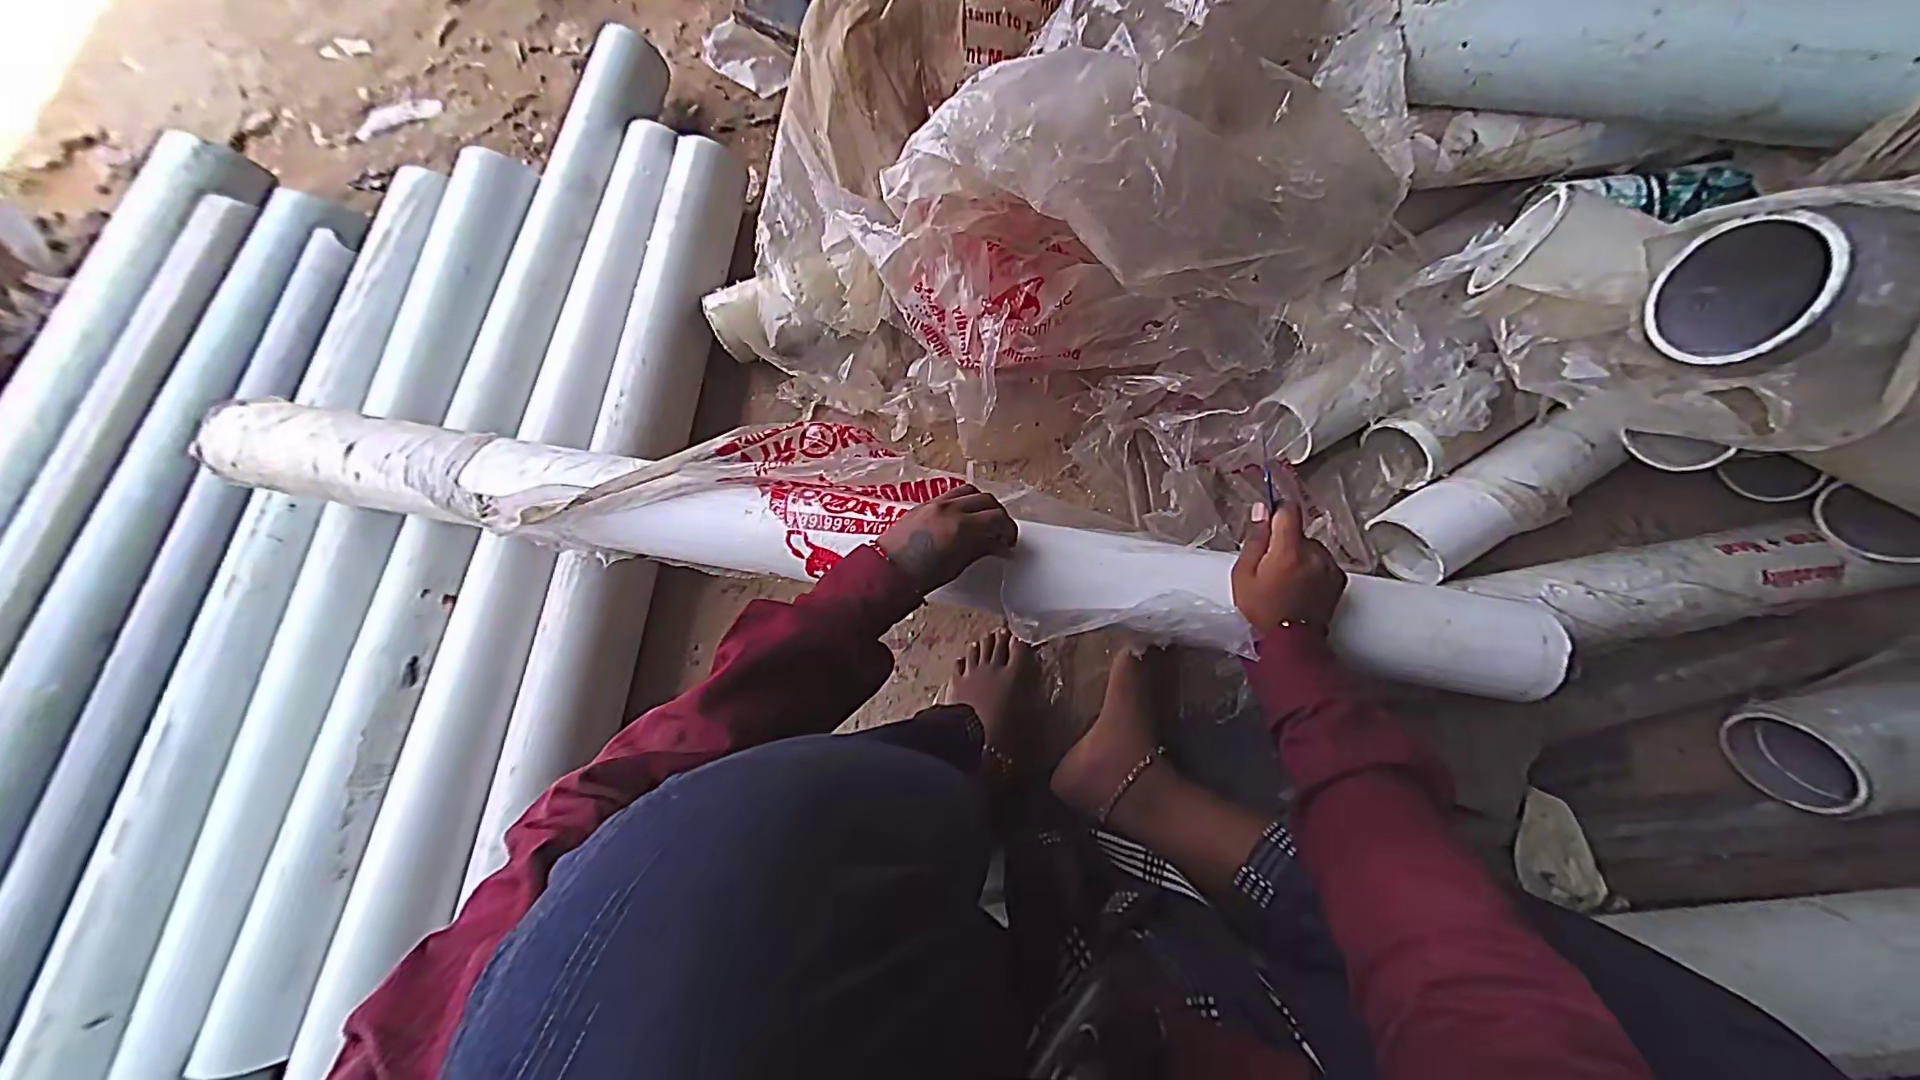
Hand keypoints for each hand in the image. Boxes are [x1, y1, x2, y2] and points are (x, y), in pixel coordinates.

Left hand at [877, 483, 1017, 593]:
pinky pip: (951, 494)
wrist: (887, 571)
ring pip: (969, 492)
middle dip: (998, 515)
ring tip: (982, 520)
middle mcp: (950, 508)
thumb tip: (998, 544)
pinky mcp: (924, 504)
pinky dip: (963, 501)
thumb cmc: (920, 575)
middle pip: (987, 500)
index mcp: (962, 526)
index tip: (1008, 542)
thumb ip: (981, 548)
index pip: (997, 518)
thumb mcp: (958, 565)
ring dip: (981, 504)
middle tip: (1000, 531)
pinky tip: (962, 517)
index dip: (1008, 530)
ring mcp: (935, 503)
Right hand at [1232, 500, 1345, 634]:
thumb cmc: (1260, 610)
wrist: (1290, 644)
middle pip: (1299, 533)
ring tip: (1285, 580)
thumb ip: (1255, 539)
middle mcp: (1315, 554)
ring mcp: (1330, 566)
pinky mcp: (1339, 579)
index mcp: (1289, 550)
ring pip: (1311, 548)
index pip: (1289, 511)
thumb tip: (1262, 510)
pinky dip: (1312, 569)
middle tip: (1269, 567)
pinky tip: (1300, 586)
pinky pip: (1322, 562)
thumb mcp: (1243, 574)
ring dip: (1300, 556)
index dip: (1277, 511)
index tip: (1268, 521)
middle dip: (1285, 542)